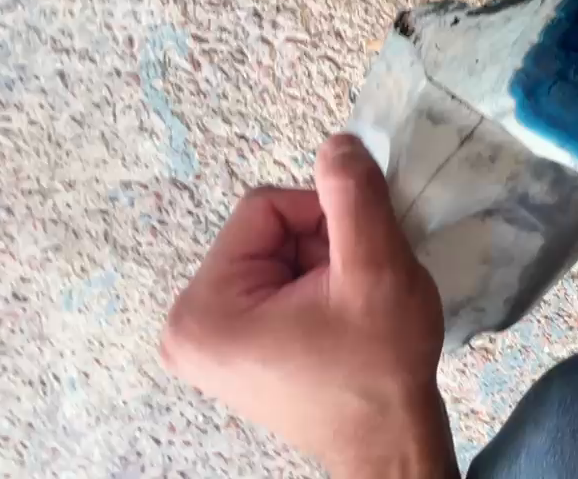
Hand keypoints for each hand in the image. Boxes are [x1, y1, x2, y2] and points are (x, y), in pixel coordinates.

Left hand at [161, 135, 454, 478]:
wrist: (389, 436)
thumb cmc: (379, 356)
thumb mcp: (376, 266)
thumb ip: (354, 198)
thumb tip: (336, 141)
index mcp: (204, 307)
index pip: (267, 207)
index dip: (327, 215)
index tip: (360, 255)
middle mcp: (189, 324)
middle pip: (271, 231)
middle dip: (327, 243)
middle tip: (360, 283)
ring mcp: (210, 342)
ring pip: (281, 255)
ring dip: (329, 264)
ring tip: (356, 303)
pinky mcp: (237, 351)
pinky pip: (280, 285)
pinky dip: (321, 286)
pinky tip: (343, 317)